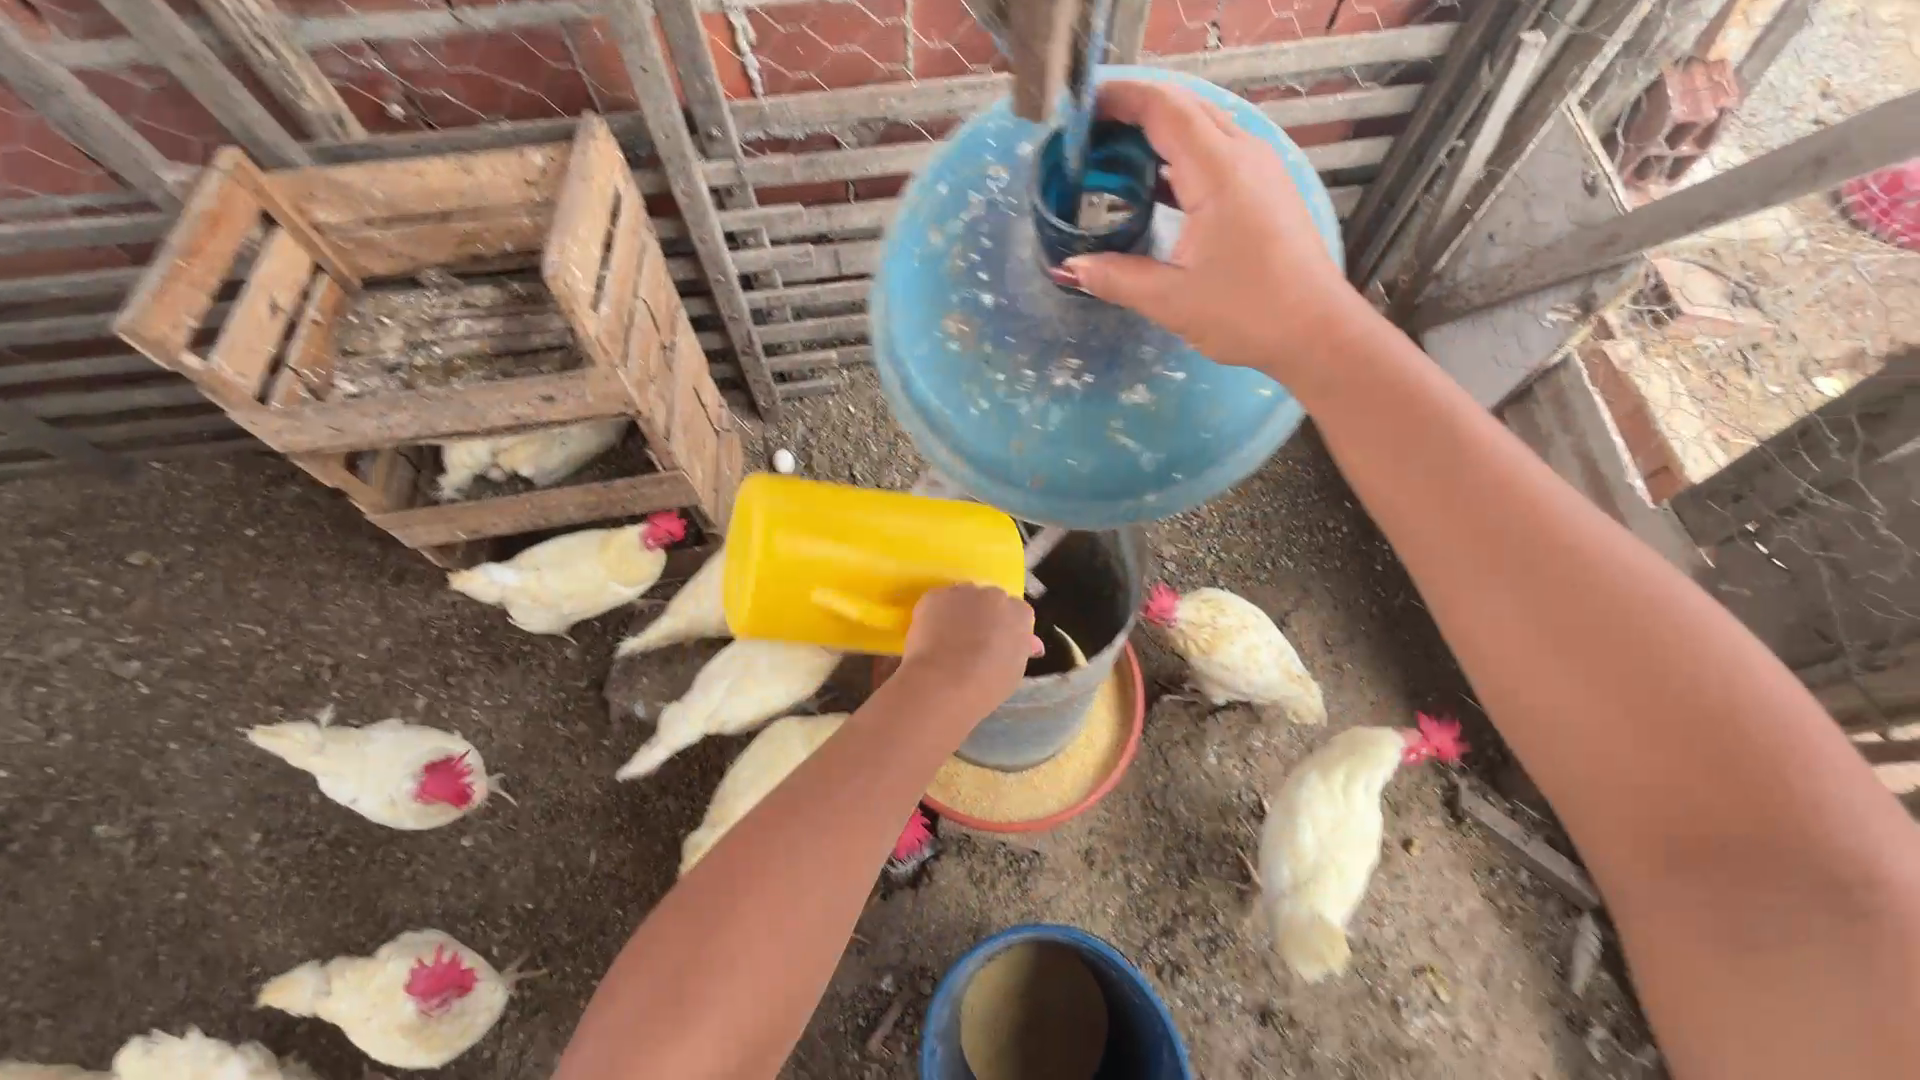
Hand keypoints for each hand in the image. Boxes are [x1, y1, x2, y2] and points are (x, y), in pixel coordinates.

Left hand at [897, 585, 1036, 716]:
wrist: (944, 682)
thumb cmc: (986, 685)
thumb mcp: (1014, 671)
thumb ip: (1021, 649)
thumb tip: (1030, 643)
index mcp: (1020, 613)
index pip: (1018, 613)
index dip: (1006, 629)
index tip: (997, 646)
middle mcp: (994, 595)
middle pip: (990, 600)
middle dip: (984, 616)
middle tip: (972, 642)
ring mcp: (962, 592)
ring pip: (962, 598)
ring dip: (959, 612)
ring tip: (948, 639)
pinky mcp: (934, 596)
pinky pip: (937, 602)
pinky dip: (934, 615)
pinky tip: (930, 636)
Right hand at [1058, 80, 1368, 387]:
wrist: (1317, 332)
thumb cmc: (1248, 314)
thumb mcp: (1172, 301)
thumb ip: (1116, 278)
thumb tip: (1069, 268)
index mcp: (1219, 172)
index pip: (1164, 108)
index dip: (1120, 99)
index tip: (1081, 112)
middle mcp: (1243, 156)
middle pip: (1184, 108)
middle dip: (1134, 111)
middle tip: (1088, 136)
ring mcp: (1260, 170)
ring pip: (1203, 128)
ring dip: (1158, 133)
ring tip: (1112, 157)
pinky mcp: (1265, 190)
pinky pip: (1217, 153)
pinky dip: (1179, 157)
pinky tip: (1151, 186)